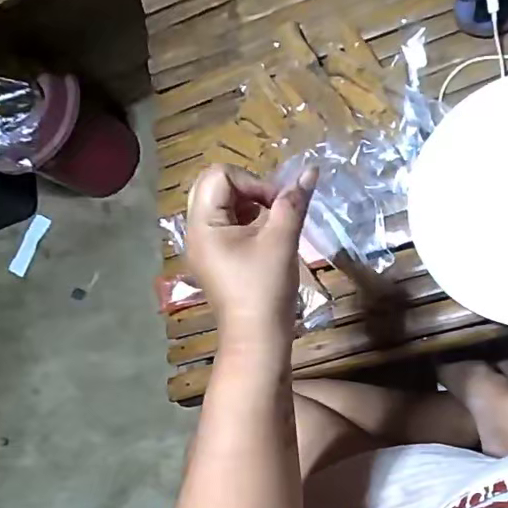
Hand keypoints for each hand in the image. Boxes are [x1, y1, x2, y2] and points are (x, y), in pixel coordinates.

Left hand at [184, 163, 318, 344]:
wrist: (258, 337)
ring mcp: (204, 247)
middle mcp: (195, 231)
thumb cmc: (266, 288)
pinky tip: (267, 240)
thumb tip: (311, 170)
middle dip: (251, 191)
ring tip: (273, 227)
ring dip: (252, 206)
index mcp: (202, 224)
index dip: (254, 183)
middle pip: (217, 186)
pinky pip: (227, 225)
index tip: (278, 205)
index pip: (221, 175)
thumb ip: (294, 202)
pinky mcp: (216, 259)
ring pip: (223, 205)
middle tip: (275, 210)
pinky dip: (248, 223)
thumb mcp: (282, 240)